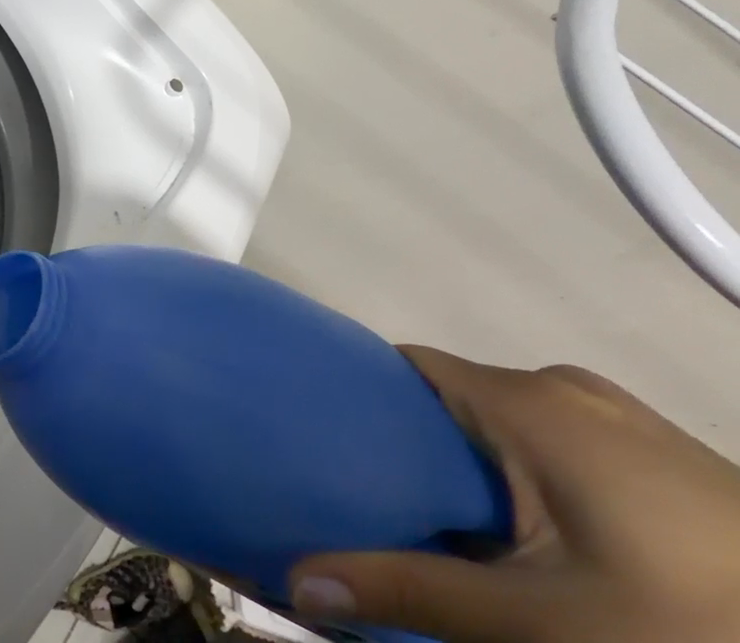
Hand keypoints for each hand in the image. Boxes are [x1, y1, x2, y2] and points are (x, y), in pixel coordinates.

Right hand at [290, 346, 739, 641]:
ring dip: (460, 470)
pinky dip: (516, 482)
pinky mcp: (660, 459)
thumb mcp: (538, 623)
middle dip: (402, 448)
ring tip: (434, 526)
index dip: (352, 398)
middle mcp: (568, 392)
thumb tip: (297, 580)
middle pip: (446, 399)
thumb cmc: (686, 620)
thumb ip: (408, 590)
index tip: (317, 444)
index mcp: (529, 402)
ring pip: (500, 426)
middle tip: (367, 503)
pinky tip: (521, 539)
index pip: (402, 366)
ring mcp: (623, 422)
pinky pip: (552, 447)